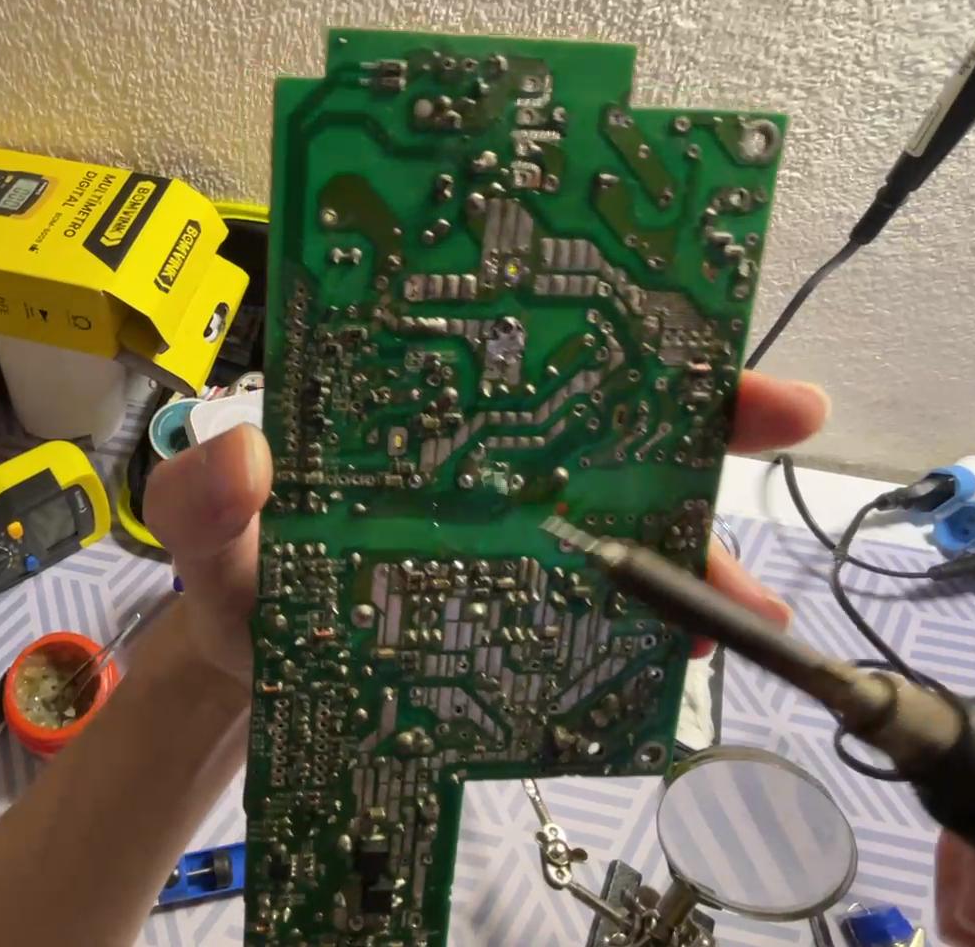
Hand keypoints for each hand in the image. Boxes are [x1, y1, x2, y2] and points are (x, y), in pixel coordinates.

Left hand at [144, 370, 829, 683]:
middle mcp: (463, 465)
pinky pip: (592, 610)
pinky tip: (682, 651)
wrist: (254, 673)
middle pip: (584, 419)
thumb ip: (196, 493)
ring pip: (610, 519)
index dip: (564, 315)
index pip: (489, 345)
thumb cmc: (233, 583)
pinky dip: (645, 625)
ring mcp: (495, 541)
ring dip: (686, 544)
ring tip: (740, 595)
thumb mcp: (198, 531)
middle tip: (777, 410)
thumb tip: (250, 450)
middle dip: (682, 410)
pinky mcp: (509, 612)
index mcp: (395, 421)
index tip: (659, 300)